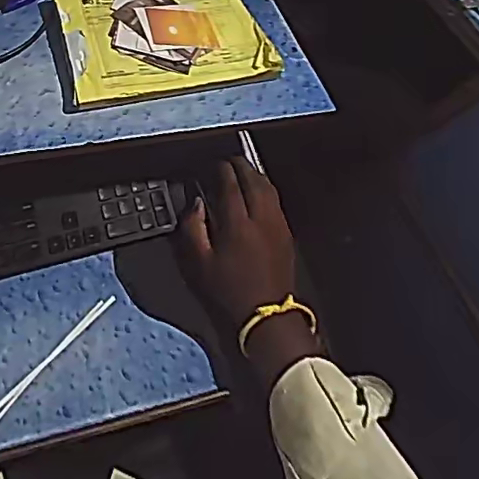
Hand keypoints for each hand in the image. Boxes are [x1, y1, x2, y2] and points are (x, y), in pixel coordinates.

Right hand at [177, 158, 320, 382]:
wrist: (265, 317)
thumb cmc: (228, 291)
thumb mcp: (198, 262)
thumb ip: (192, 227)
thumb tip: (196, 204)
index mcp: (237, 225)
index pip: (230, 185)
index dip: (221, 170)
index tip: (214, 164)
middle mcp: (260, 221)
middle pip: (254, 181)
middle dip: (241, 166)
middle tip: (229, 160)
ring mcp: (277, 227)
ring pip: (269, 189)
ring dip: (256, 175)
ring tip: (244, 170)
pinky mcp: (286, 236)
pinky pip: (277, 202)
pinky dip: (266, 189)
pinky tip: (259, 191)